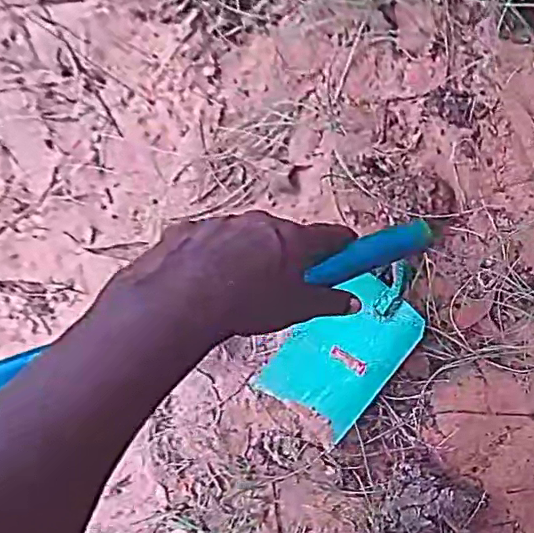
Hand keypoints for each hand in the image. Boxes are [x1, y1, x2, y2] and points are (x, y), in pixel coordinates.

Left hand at [102, 212, 359, 346]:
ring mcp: (225, 224)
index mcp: (294, 239)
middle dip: (297, 257)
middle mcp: (261, 223)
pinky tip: (219, 285)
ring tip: (251, 292)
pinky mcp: (193, 231)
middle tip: (296, 286)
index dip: (347, 248)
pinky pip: (218, 243)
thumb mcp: (300, 309)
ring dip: (259, 258)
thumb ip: (330, 302)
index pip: (334, 236)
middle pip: (291, 236)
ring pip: (252, 238)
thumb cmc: (245, 303)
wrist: (182, 301)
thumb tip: (350, 302)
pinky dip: (224, 259)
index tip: (351, 256)